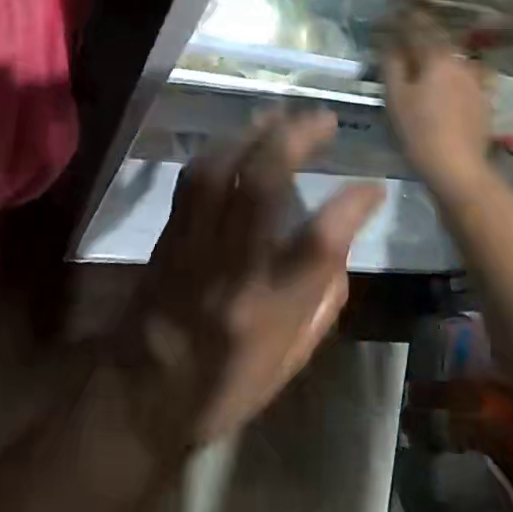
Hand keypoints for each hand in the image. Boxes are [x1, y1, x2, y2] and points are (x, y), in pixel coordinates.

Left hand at [116, 111, 382, 446]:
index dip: (353, 205)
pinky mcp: (168, 234)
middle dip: (295, 139)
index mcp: (269, 308)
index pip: (320, 243)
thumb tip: (341, 246)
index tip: (374, 187)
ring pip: (219, 170)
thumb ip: (323, 301)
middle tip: (324, 119)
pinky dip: (221, 148)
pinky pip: (193, 177)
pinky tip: (239, 138)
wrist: (138, 398)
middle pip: (260, 184)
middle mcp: (231, 266)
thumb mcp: (290, 359)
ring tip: (281, 114)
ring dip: (253, 132)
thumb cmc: (225, 385)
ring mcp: (193, 244)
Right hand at [378, 9, 494, 183]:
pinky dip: (454, 65)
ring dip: (440, 46)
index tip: (394, 4)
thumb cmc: (419, 131)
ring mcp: (476, 78)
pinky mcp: (484, 96)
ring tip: (426, 46)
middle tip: (408, 21)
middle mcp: (461, 60)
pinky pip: (466, 71)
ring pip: (455, 53)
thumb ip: (392, 63)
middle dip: (423, 27)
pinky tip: (449, 70)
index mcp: (437, 56)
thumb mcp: (396, 97)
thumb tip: (389, 41)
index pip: (419, 25)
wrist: (458, 167)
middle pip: (440, 36)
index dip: (405, 14)